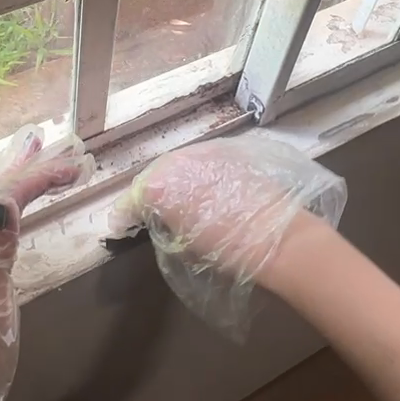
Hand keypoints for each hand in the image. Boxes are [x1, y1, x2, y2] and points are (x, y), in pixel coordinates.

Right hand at [122, 134, 345, 339]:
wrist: (278, 238)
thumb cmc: (228, 249)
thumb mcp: (183, 244)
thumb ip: (161, 225)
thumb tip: (154, 219)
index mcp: (160, 185)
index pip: (133, 196)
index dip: (125, 213)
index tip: (121, 226)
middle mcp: (178, 160)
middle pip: (155, 174)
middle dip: (150, 192)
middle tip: (149, 213)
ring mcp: (205, 152)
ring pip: (179, 165)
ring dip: (175, 181)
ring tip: (178, 203)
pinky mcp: (229, 150)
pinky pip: (202, 162)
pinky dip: (197, 175)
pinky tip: (205, 193)